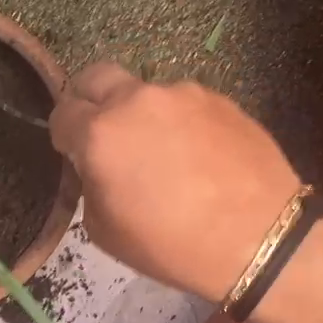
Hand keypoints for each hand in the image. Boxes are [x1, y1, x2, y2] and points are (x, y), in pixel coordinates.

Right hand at [49, 63, 300, 301]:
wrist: (259, 238)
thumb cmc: (173, 245)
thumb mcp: (106, 231)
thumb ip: (90, 186)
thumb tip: (97, 167)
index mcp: (101, 134)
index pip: (63, 113)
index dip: (63, 135)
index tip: (73, 153)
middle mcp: (137, 101)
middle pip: (95, 77)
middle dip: (89, 101)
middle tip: (102, 134)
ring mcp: (182, 94)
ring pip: (144, 91)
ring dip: (140, 114)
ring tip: (163, 153)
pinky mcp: (219, 98)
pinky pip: (182, 103)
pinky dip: (178, 121)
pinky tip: (196, 156)